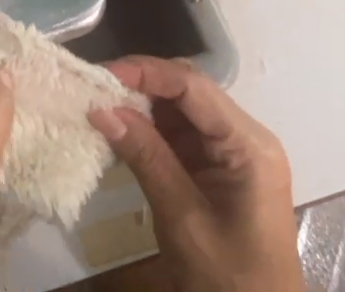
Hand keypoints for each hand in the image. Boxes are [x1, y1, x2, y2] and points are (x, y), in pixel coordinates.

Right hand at [87, 56, 302, 291]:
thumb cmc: (229, 277)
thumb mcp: (184, 219)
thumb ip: (146, 157)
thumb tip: (101, 109)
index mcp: (248, 145)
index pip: (193, 86)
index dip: (146, 72)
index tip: (100, 76)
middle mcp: (245, 137)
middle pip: (189, 89)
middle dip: (141, 82)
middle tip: (95, 89)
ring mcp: (232, 151)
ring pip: (181, 106)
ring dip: (141, 102)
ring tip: (100, 104)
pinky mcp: (217, 166)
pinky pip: (180, 131)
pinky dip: (148, 127)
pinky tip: (120, 129)